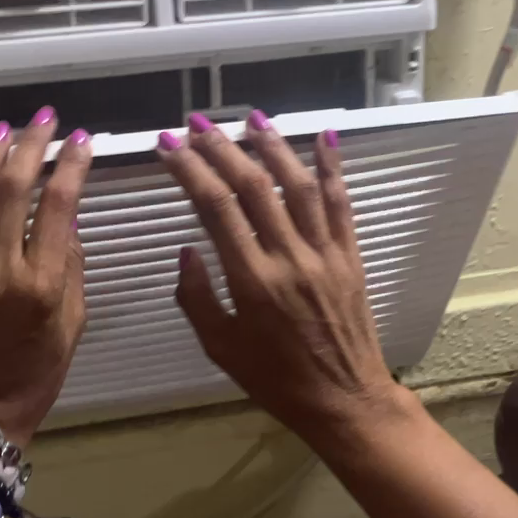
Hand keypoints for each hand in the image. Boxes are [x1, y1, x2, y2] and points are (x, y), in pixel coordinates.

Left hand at [0, 108, 93, 445]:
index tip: (81, 140)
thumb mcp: (72, 324)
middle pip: (13, 191)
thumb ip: (70, 264)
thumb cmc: (34, 373)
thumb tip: (65, 212)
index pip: (58, 206)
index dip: (72, 166)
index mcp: (40, 284)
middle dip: (33, 146)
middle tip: (46, 120)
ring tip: (6, 129)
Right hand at [160, 112, 407, 444]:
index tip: (168, 145)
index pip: (215, 209)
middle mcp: (290, 257)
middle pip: (252, 186)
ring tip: (251, 116)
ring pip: (297, 185)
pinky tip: (325, 135)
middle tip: (196, 122)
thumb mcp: (221, 348)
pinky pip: (340, 203)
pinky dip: (332, 166)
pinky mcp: (349, 254)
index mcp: (253, 280)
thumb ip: (197, 297)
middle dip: (221, 147)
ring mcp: (325, 253)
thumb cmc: (276, 379)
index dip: (189, 170)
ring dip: (273, 145)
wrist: (346, 401)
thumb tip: (187, 250)